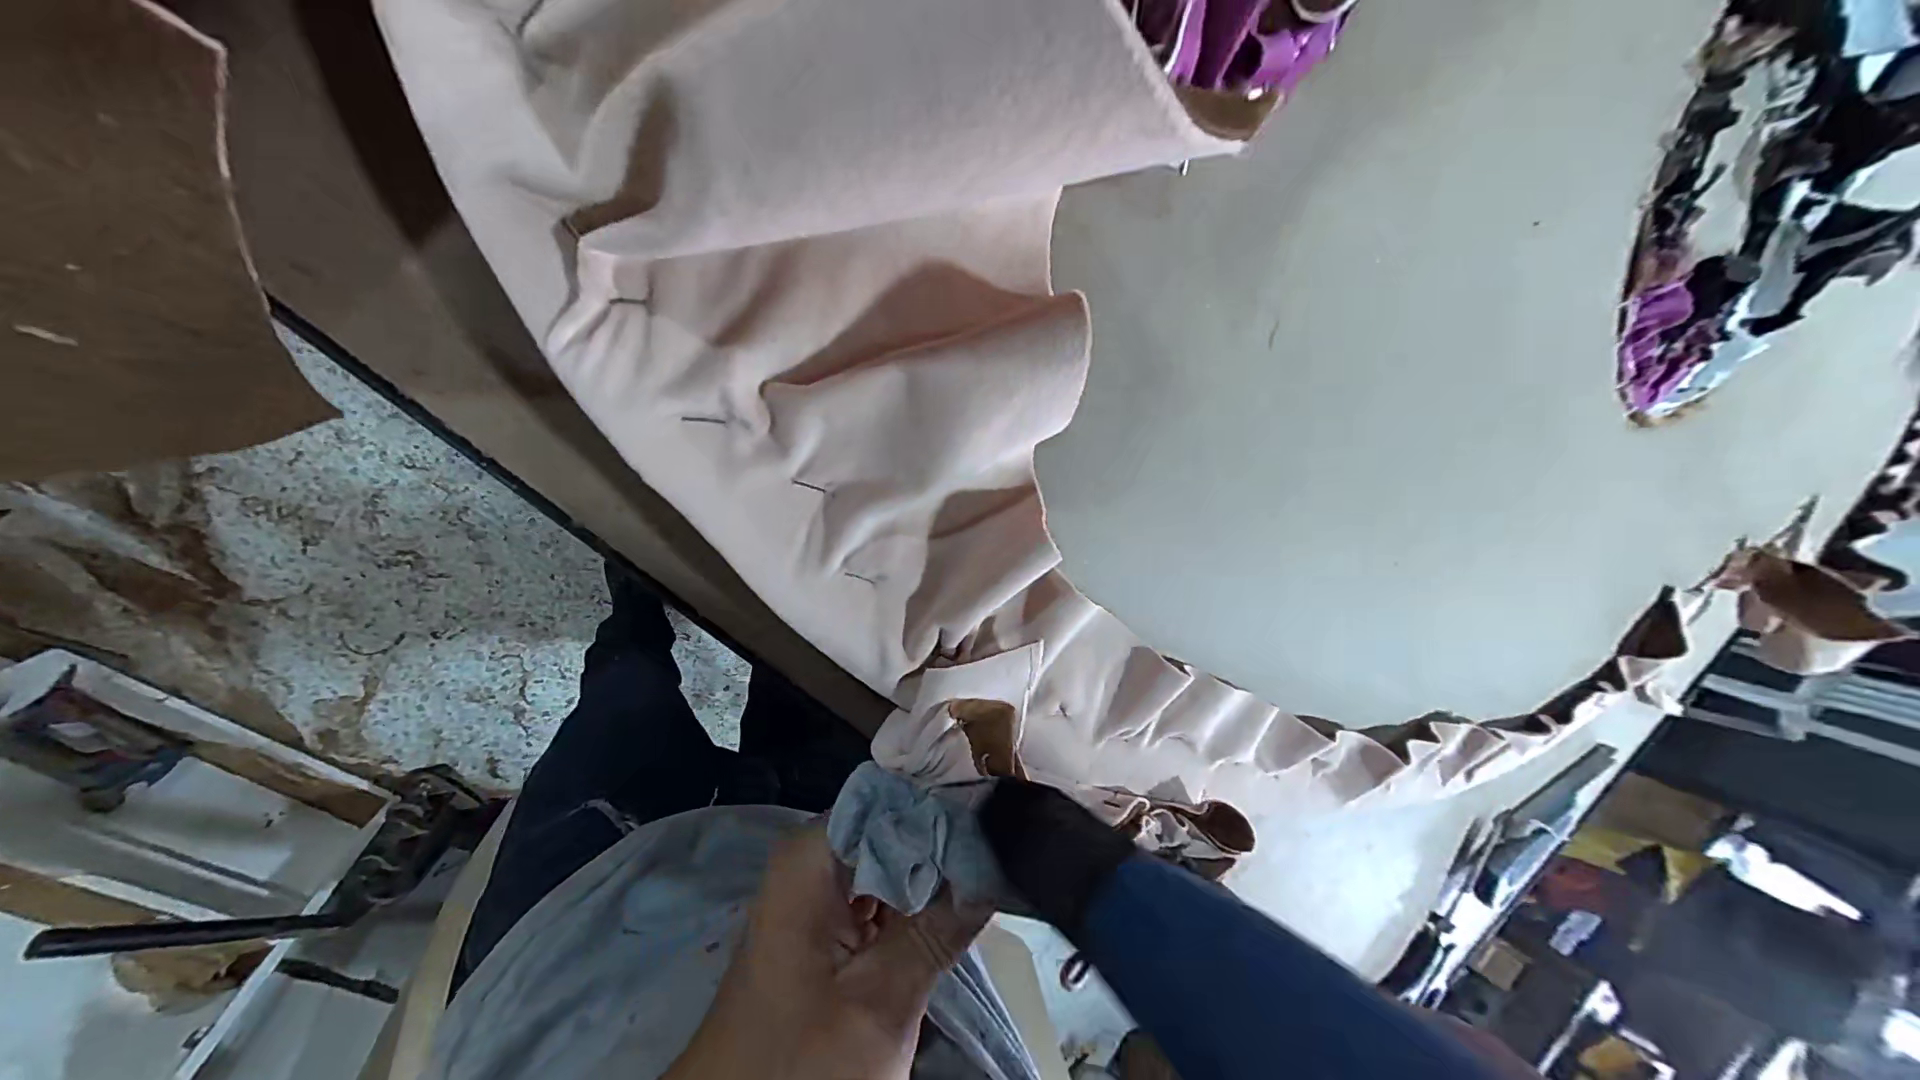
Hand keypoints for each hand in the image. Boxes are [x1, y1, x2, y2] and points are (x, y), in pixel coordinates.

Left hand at [664, 824, 988, 1079]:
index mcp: (811, 855)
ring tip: (991, 873)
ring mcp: (820, 889)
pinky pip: (884, 888)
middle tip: (1002, 852)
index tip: (994, 817)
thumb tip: (996, 863)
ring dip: (937, 871)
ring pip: (894, 856)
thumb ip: (938, 929)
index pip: (891, 797)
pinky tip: (956, 907)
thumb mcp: (877, 1004)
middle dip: (946, 840)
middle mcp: (813, 857)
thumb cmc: (797, 1068)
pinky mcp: (830, 919)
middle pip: (895, 823)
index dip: (945, 803)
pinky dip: (918, 899)